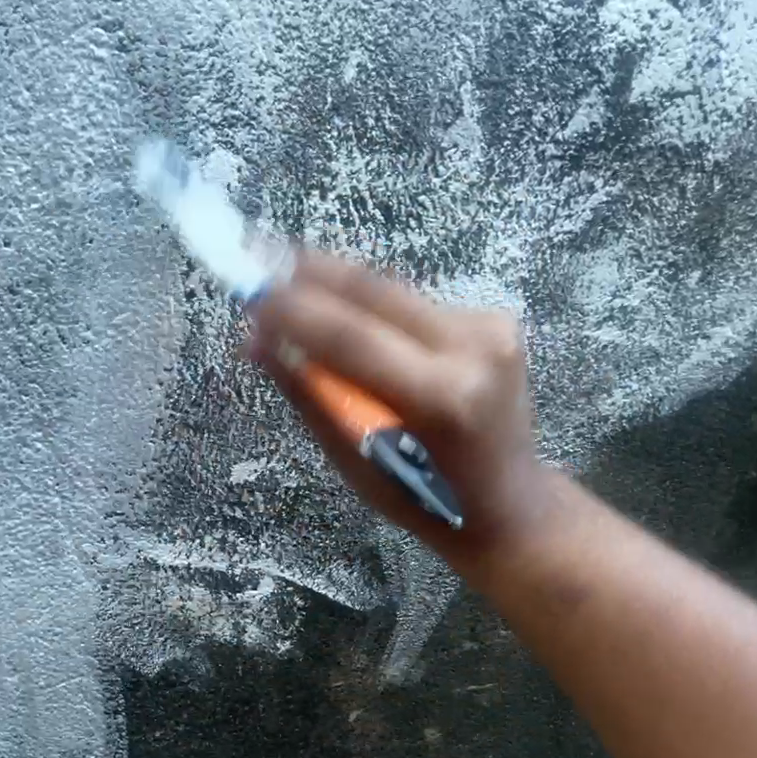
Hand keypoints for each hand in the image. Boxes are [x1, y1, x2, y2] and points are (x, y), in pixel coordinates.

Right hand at [248, 251, 566, 573]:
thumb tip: (256, 342)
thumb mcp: (353, 460)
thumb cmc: (422, 497)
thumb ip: (308, 394)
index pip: (350, 337)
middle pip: (374, 292)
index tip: (249, 291)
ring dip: (335, 283)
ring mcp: (491, 327)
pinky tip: (342, 311)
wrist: (508, 502)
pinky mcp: (495, 318)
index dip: (293, 310)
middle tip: (258, 255)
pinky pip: (411, 303)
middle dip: (309, 272)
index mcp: (439, 399)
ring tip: (285, 275)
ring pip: (391, 291)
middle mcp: (473, 348)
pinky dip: (370, 304)